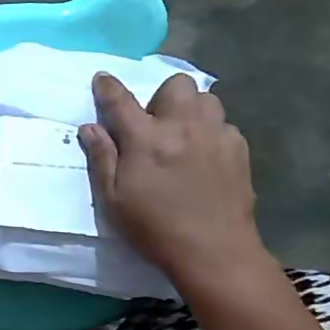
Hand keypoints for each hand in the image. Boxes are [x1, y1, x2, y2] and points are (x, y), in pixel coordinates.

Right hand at [78, 72, 268, 287]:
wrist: (213, 251)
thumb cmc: (154, 228)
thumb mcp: (113, 198)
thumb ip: (102, 158)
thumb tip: (90, 127)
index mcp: (146, 139)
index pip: (121, 101)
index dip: (108, 87)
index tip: (102, 78)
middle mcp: (183, 127)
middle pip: (176, 85)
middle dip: (162, 97)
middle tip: (154, 124)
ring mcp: (216, 135)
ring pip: (206, 100)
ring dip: (190, 110)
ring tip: (183, 136)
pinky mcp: (239, 150)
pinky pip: (224, 125)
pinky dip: (210, 132)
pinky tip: (204, 157)